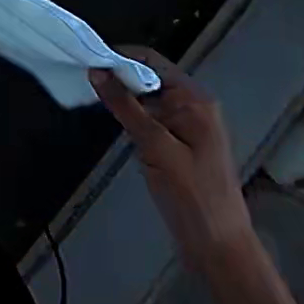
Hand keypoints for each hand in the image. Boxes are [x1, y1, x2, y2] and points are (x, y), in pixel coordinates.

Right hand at [89, 46, 255, 272]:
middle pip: (149, 76)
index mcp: (195, 101)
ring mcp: (186, 125)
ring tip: (92, 96)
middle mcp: (193, 106)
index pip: (152, 61)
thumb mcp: (154, 146)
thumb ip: (125, 106)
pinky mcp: (177, 143)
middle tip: (85, 79)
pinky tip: (112, 120)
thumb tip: (97, 71)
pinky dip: (129, 113)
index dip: (120, 56)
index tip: (88, 60)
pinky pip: (149, 115)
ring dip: (122, 95)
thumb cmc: (191, 194)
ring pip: (146, 96)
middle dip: (118, 75)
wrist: (218, 247)